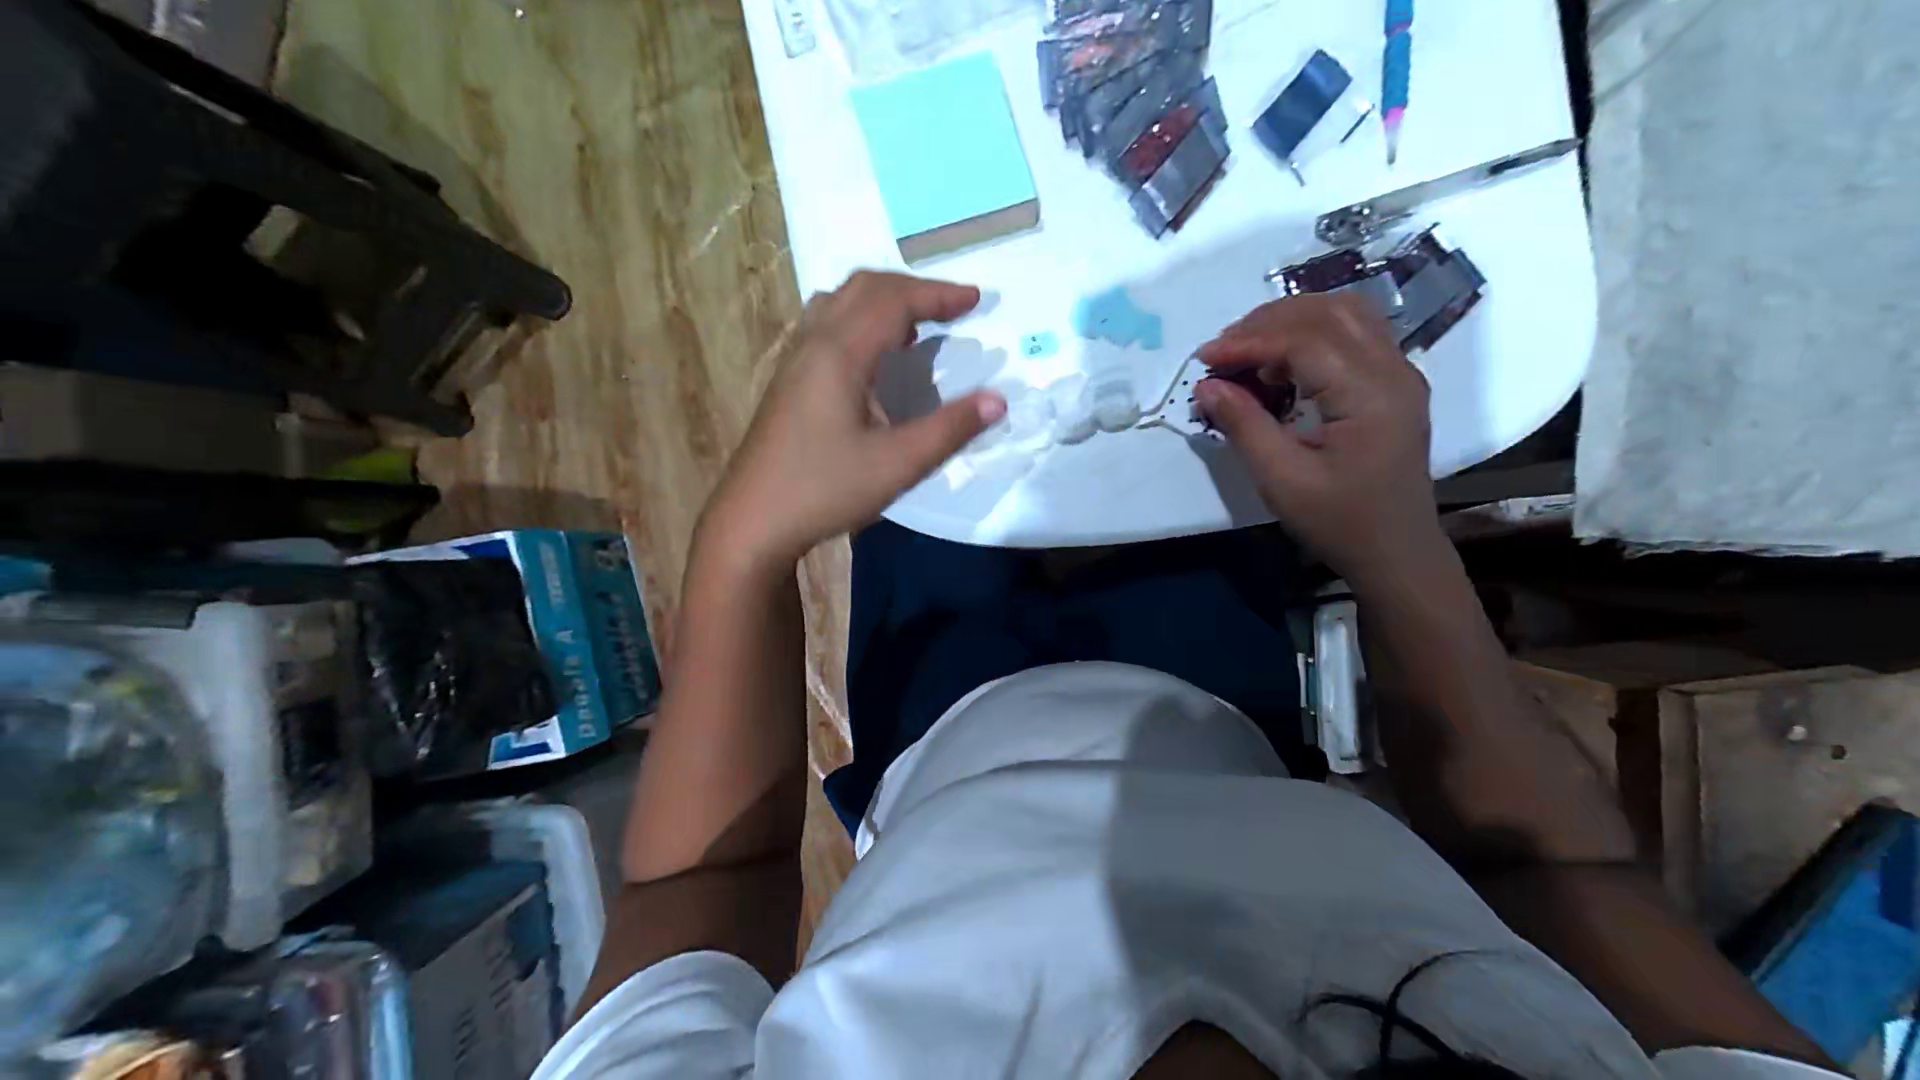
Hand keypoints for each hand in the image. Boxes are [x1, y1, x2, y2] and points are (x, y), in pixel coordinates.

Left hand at [702, 271, 1005, 571]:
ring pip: (839, 302)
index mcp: (839, 354)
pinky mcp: (787, 380)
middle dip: (913, 290)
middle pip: (864, 288)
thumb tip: (998, 401)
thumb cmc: (824, 490)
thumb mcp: (897, 465)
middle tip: (952, 308)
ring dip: (882, 300)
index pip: (894, 301)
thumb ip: (950, 429)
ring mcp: (794, 360)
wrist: (752, 520)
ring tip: (915, 326)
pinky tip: (872, 356)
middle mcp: (813, 343)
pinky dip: (859, 319)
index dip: (938, 295)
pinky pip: (825, 324)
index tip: (977, 300)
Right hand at [1194, 292, 1444, 587]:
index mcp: (1371, 395)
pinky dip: (1310, 335)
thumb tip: (1206, 386)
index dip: (1249, 342)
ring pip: (1345, 315)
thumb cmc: (1340, 522)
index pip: (1305, 341)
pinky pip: (1352, 336)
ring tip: (1246, 349)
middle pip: (1329, 312)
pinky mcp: (1392, 384)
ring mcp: (1399, 374)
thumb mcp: (1282, 480)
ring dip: (1291, 321)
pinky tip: (1279, 363)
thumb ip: (1244, 426)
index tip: (1204, 358)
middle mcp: (1393, 371)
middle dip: (1267, 322)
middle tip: (1222, 350)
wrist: (1395, 552)